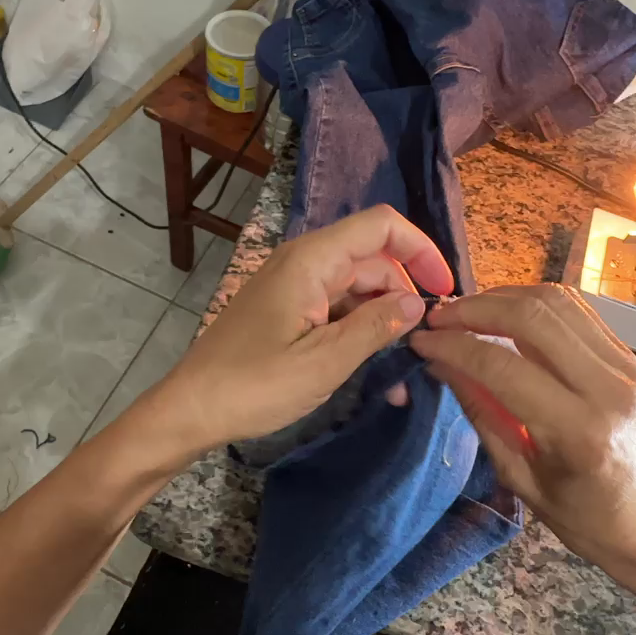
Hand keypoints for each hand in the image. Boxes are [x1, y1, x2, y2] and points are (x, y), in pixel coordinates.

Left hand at [136, 205, 455, 457]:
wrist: (191, 408)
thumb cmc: (255, 384)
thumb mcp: (325, 361)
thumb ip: (375, 327)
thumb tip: (416, 302)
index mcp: (312, 260)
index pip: (381, 227)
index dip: (421, 250)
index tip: (444, 293)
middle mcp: (303, 261)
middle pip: (372, 258)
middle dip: (404, 293)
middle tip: (426, 342)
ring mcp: (293, 283)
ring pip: (356, 285)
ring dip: (382, 319)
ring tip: (400, 369)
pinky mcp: (286, 306)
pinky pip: (334, 305)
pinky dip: (357, 329)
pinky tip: (371, 368)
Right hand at [409, 284, 635, 577]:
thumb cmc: (583, 516)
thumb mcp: (518, 476)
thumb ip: (480, 412)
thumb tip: (438, 363)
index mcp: (579, 432)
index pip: (503, 367)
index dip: (454, 347)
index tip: (420, 341)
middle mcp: (606, 388)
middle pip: (531, 318)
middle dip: (474, 309)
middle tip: (438, 318)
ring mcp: (622, 365)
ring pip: (553, 301)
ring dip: (500, 297)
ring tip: (465, 310)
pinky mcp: (626, 354)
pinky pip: (573, 308)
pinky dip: (530, 300)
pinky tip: (502, 311)